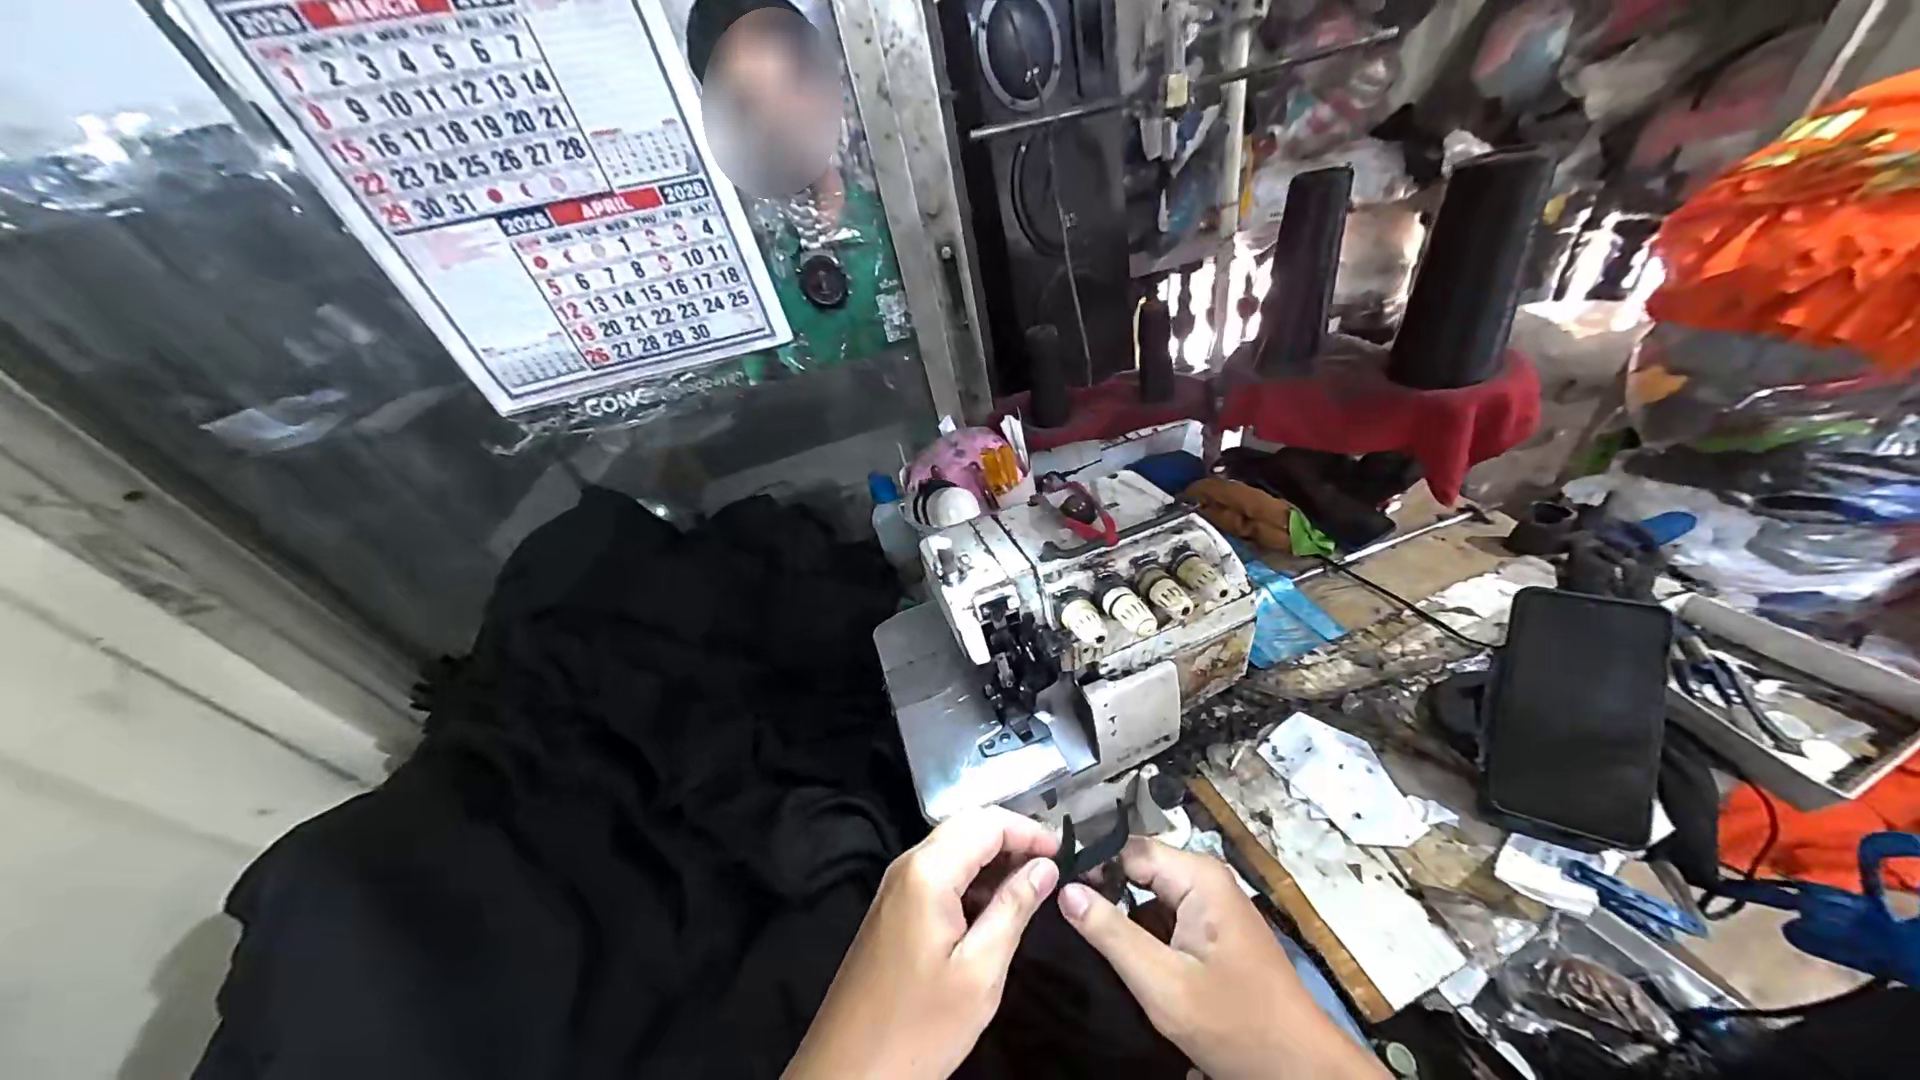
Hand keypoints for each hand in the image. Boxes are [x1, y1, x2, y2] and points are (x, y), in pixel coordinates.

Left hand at [783, 806, 1060, 1079]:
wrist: (847, 1071)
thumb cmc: (918, 1026)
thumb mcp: (979, 973)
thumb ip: (1013, 909)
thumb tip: (1044, 867)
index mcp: (928, 871)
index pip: (986, 823)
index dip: (1027, 830)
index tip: (1062, 851)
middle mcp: (908, 864)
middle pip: (967, 824)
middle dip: (1011, 836)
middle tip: (1049, 864)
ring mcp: (897, 883)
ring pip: (953, 844)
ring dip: (992, 853)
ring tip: (1030, 881)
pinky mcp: (894, 904)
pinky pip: (939, 869)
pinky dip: (971, 873)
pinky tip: (994, 902)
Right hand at [1058, 837, 1388, 1079]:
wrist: (1302, 1072)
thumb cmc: (1237, 1025)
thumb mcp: (1164, 984)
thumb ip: (1111, 934)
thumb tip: (1066, 889)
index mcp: (1198, 876)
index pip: (1127, 850)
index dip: (1091, 865)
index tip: (1053, 885)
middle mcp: (1206, 877)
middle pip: (1138, 868)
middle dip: (1104, 889)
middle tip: (1064, 913)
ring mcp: (1212, 902)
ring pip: (1149, 892)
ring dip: (1122, 912)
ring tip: (1084, 931)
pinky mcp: (1213, 927)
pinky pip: (1165, 912)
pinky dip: (1142, 928)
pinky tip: (1121, 949)